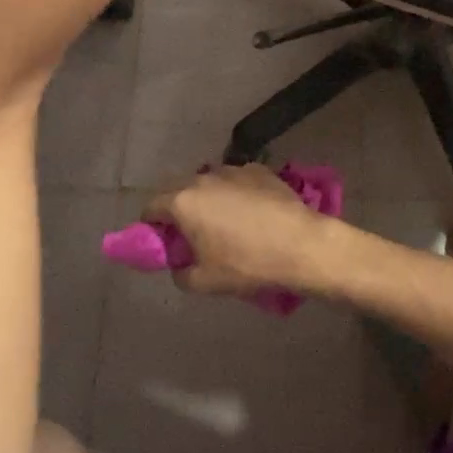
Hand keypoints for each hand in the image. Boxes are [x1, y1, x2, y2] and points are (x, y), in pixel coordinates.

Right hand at [143, 165, 336, 295]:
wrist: (301, 245)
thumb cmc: (247, 264)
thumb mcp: (204, 282)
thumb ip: (180, 273)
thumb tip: (179, 265)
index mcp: (183, 202)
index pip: (151, 208)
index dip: (151, 227)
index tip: (162, 243)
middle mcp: (203, 178)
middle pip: (178, 190)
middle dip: (178, 210)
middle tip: (190, 235)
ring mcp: (233, 170)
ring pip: (209, 183)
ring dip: (208, 200)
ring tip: (224, 223)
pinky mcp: (260, 170)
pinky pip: (236, 181)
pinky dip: (235, 194)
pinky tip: (251, 214)